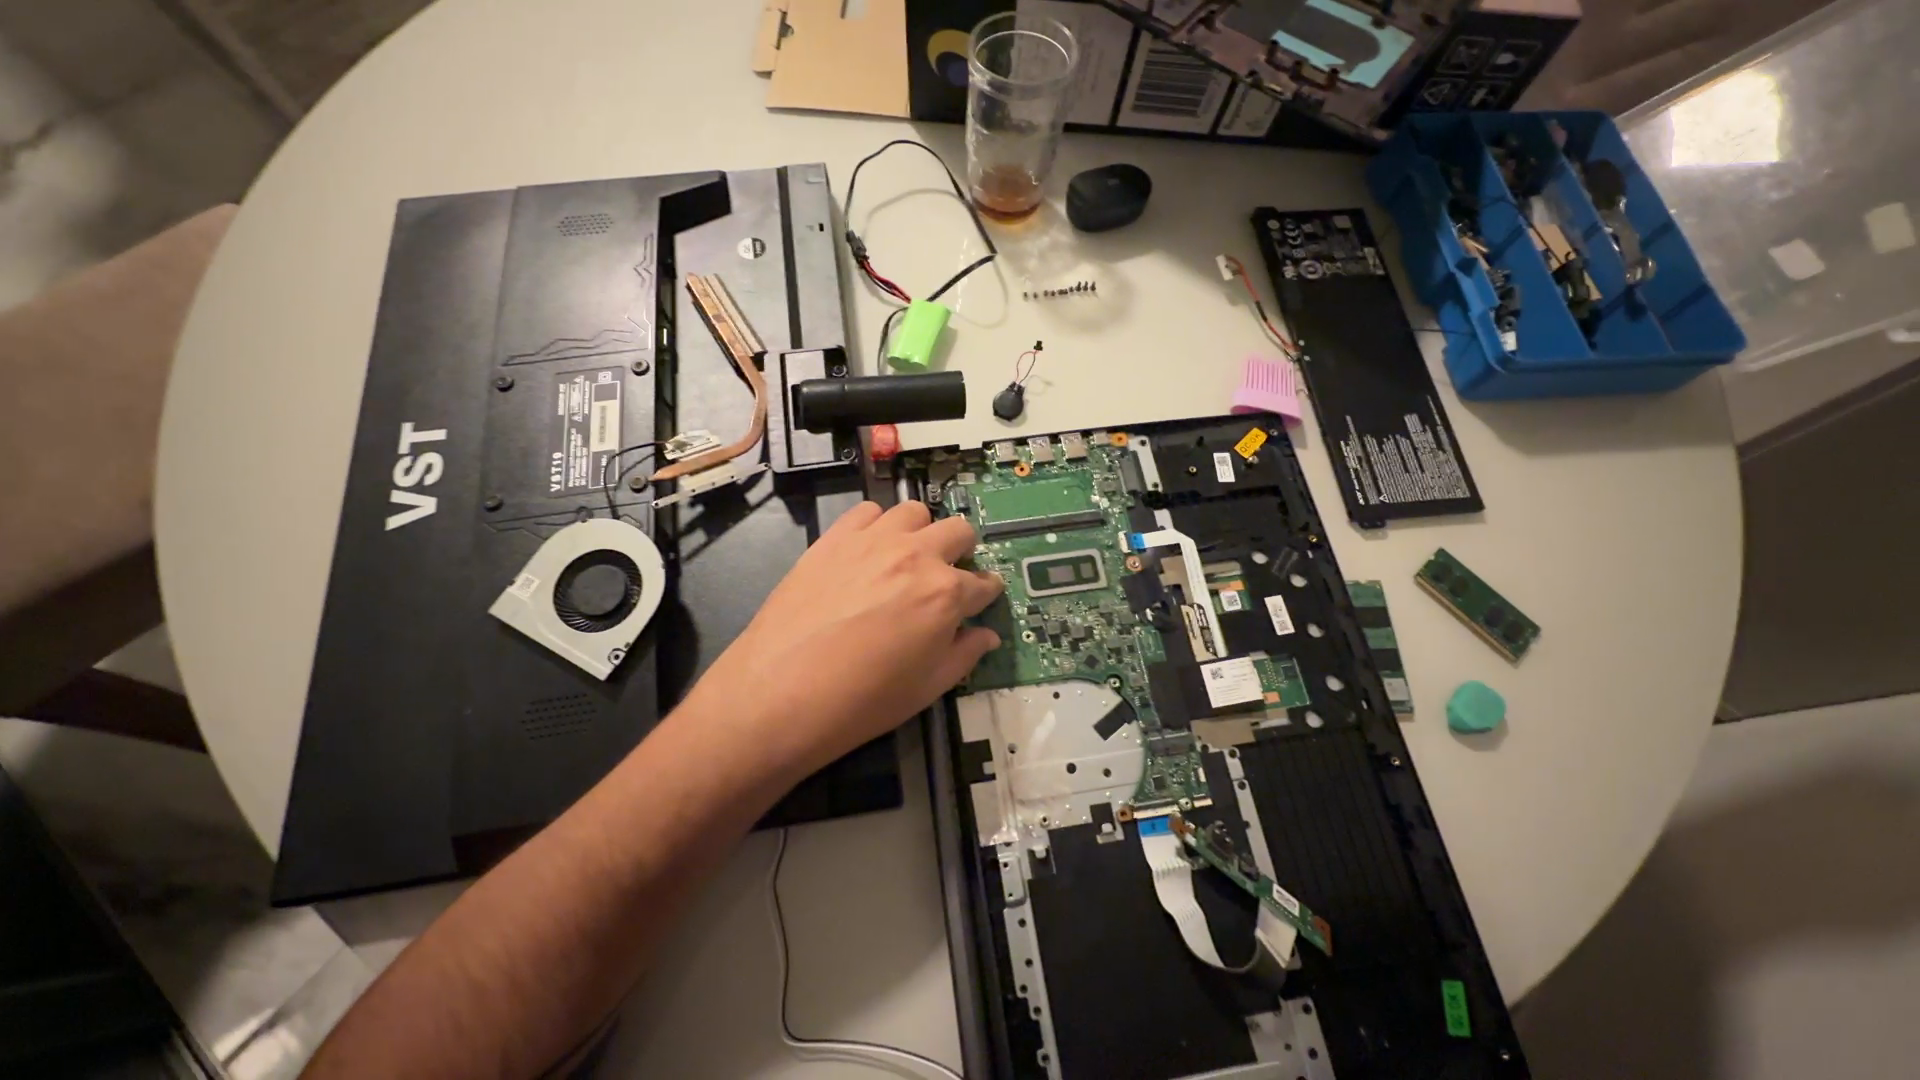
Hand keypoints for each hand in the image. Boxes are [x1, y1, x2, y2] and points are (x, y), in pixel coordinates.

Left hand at [683, 500, 1003, 779]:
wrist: (781, 692)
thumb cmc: (863, 701)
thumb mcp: (927, 689)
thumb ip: (964, 655)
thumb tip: (986, 635)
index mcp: (947, 594)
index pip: (984, 584)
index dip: (986, 595)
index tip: (980, 603)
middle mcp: (916, 556)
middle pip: (959, 531)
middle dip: (962, 553)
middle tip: (946, 579)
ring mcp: (873, 541)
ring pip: (915, 513)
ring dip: (921, 533)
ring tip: (906, 559)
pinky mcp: (834, 537)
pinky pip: (867, 512)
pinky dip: (877, 526)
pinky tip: (868, 553)